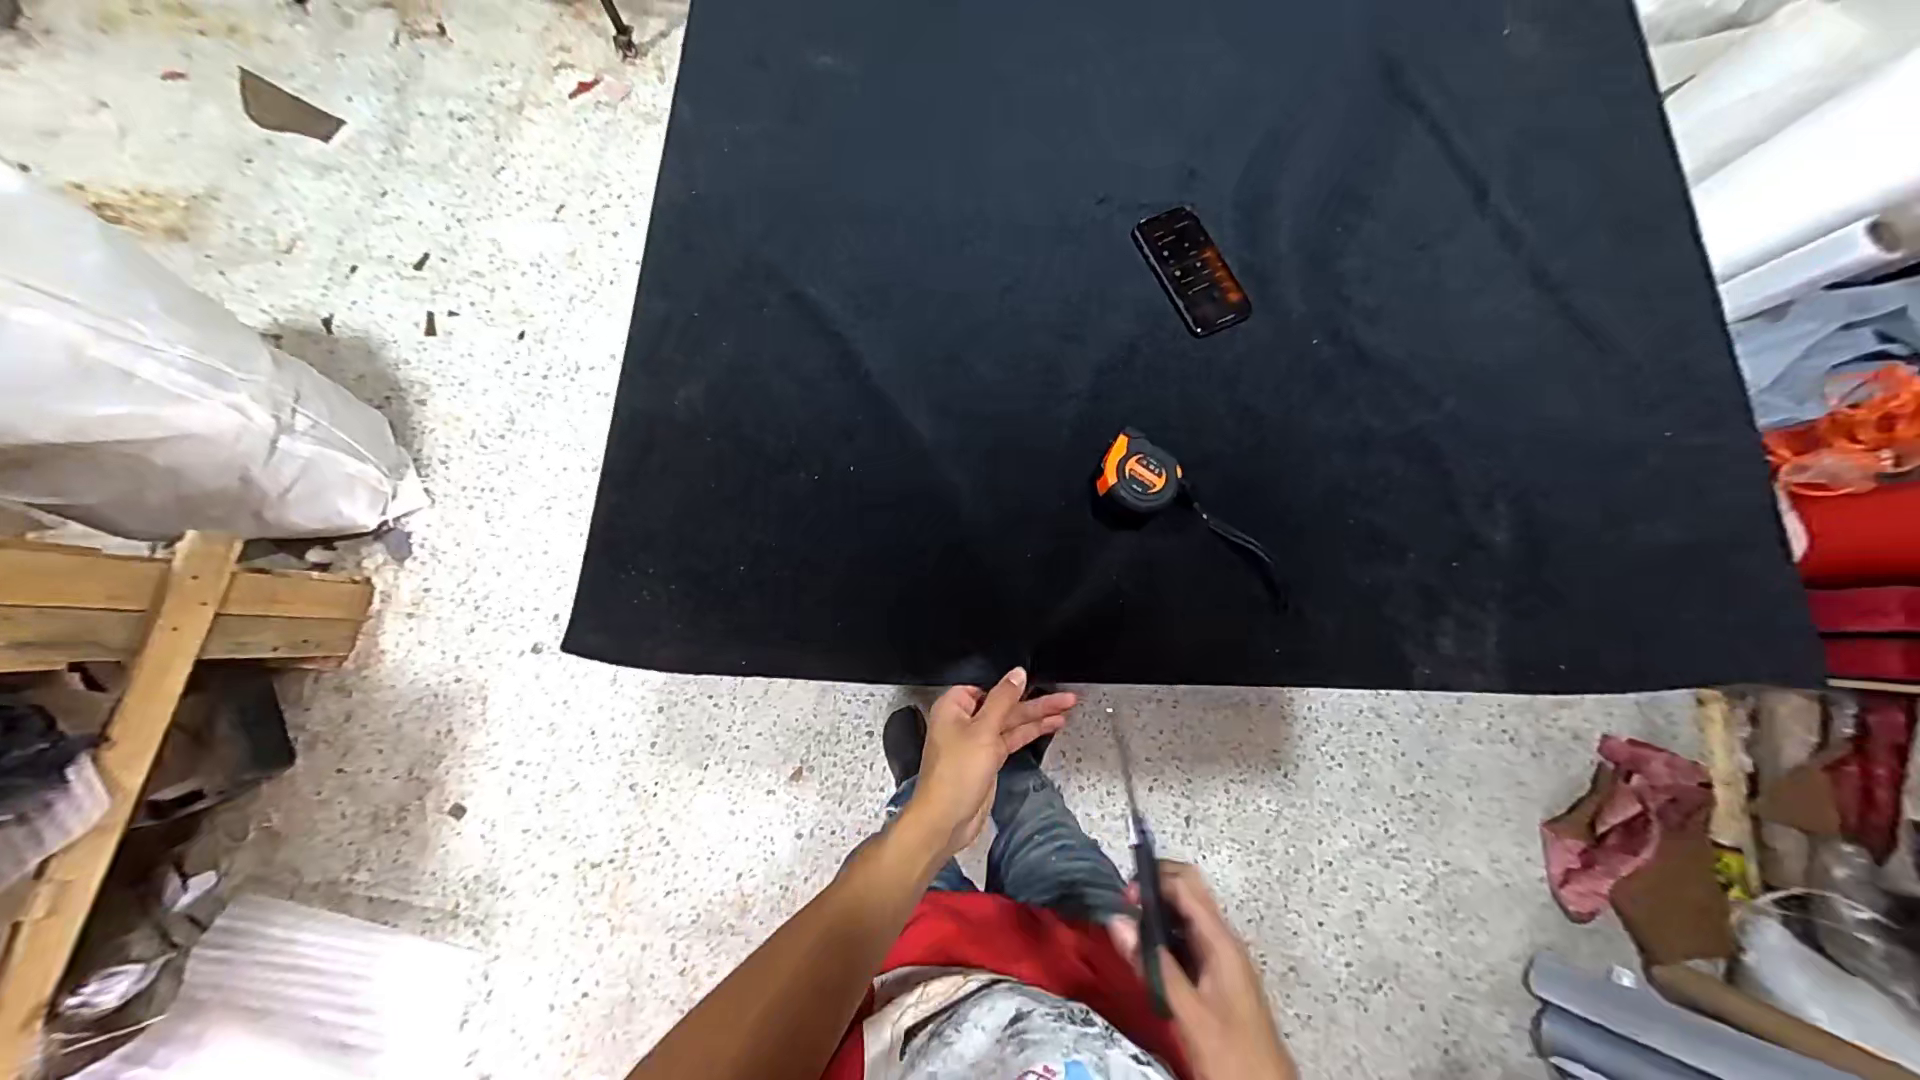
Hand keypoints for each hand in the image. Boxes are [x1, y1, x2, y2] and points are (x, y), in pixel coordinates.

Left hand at [899, 668, 1074, 860]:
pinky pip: (1012, 739)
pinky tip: (1051, 725)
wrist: (946, 819)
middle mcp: (964, 721)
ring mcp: (977, 741)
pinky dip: (1031, 732)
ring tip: (1067, 708)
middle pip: (1003, 704)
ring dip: (1038, 716)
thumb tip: (1017, 674)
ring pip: (1011, 722)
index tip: (1036, 678)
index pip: (986, 685)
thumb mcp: (983, 730)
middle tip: (1065, 696)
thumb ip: (1003, 700)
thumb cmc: (956, 773)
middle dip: (1034, 701)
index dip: (1011, 683)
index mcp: (954, 707)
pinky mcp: (988, 759)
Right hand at [1109, 862, 1297, 1079]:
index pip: (1185, 885)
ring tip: (1130, 926)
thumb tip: (1118, 921)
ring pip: (1188, 913)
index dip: (1153, 880)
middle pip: (1189, 890)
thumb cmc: (1231, 1057)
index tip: (1124, 897)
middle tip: (1126, 905)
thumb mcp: (1187, 1012)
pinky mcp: (1217, 976)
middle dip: (1157, 886)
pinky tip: (1149, 953)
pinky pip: (1189, 938)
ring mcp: (1223, 958)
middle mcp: (1224, 941)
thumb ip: (1152, 965)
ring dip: (1160, 910)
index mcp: (1221, 942)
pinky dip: (1167, 934)